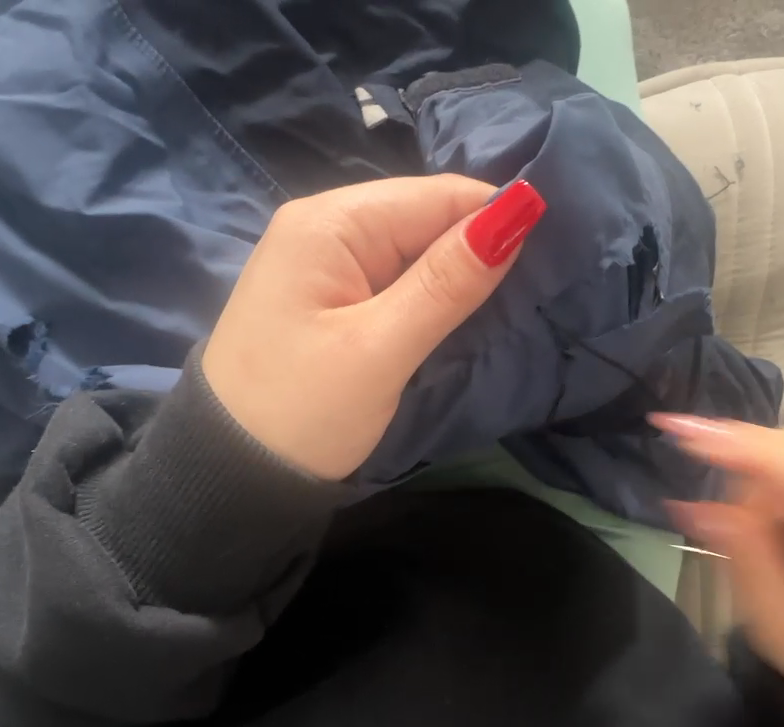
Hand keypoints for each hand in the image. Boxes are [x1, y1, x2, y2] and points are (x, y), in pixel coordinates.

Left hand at [200, 176, 545, 479]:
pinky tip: (457, 319)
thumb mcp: (379, 349)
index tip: (552, 256)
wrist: (231, 473)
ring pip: (411, 254)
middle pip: (422, 219)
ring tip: (507, 306)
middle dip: (476, 249)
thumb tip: (519, 213)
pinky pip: (392, 283)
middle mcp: (323, 229)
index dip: (495, 218)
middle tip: (536, 291)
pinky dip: (427, 299)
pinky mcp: (327, 303)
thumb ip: (446, 283)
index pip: (433, 196)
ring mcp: (322, 267)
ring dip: (455, 278)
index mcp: (329, 224)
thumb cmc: (302, 412)